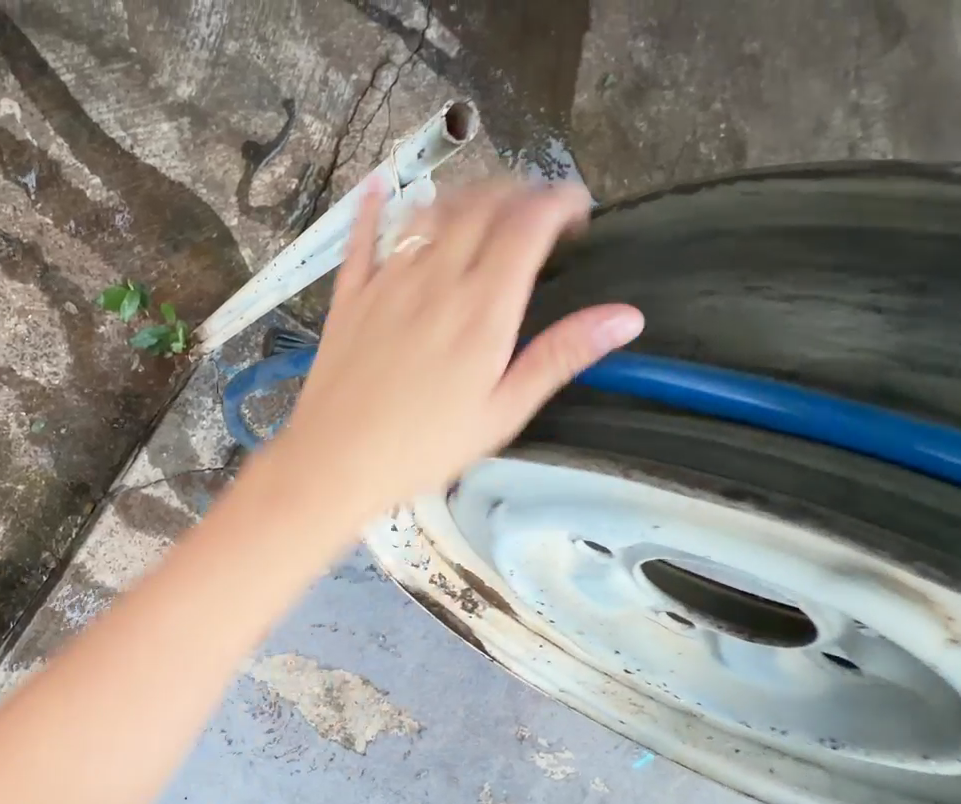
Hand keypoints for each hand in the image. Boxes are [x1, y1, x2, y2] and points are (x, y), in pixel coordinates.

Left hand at [269, 179, 643, 524]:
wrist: (334, 461)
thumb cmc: (422, 448)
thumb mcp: (501, 412)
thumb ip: (559, 357)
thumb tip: (626, 317)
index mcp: (483, 308)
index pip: (530, 224)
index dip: (560, 201)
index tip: (577, 210)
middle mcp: (436, 281)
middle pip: (481, 206)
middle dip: (516, 191)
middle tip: (533, 206)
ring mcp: (386, 285)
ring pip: (427, 213)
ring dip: (459, 194)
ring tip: (479, 202)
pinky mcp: (348, 298)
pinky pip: (359, 240)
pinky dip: (372, 208)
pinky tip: (377, 185)